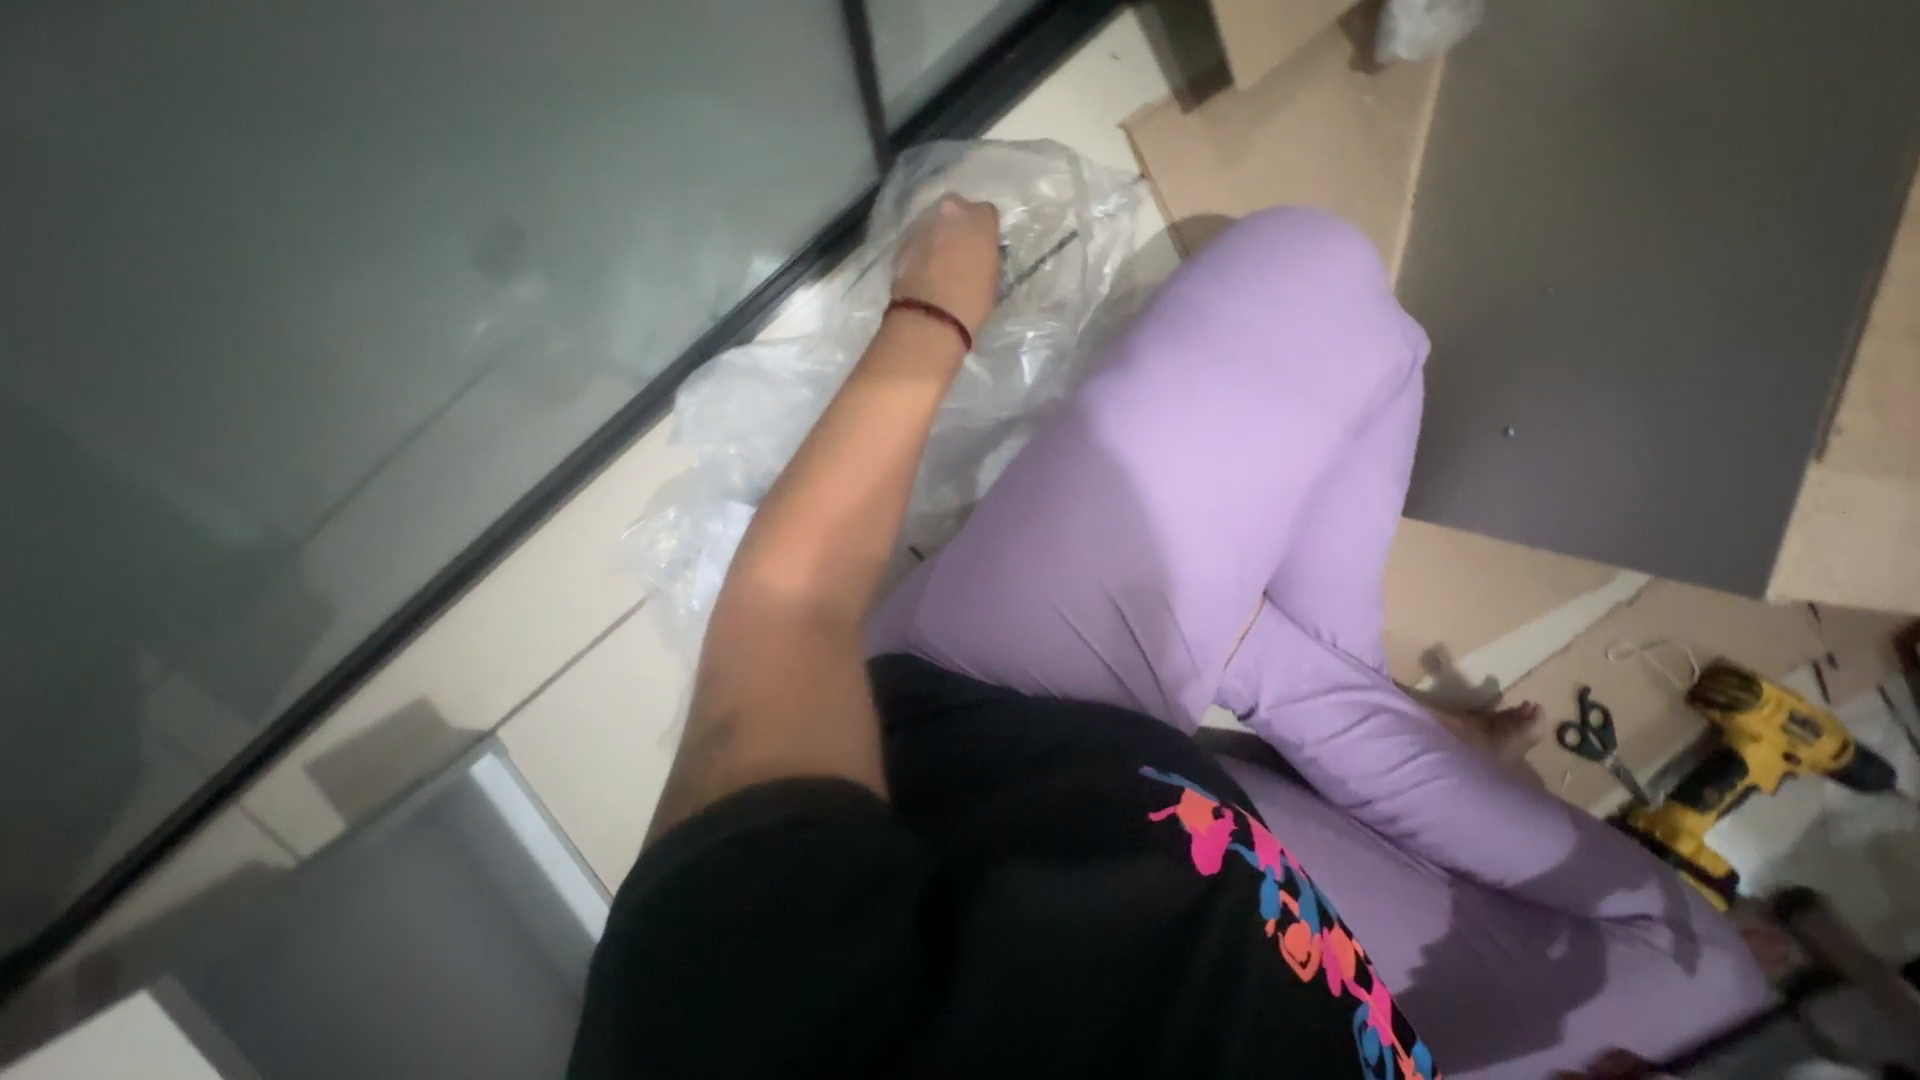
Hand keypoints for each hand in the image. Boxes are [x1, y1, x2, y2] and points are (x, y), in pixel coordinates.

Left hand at [891, 194, 1000, 338]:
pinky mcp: (901, 241)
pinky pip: (915, 240)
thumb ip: (986, 255)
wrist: (929, 317)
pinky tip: (922, 270)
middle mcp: (950, 210)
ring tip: (937, 262)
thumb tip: (977, 255)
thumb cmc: (972, 300)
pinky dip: (919, 249)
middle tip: (959, 250)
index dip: (984, 231)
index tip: (982, 247)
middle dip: (957, 226)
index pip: (986, 214)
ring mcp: (922, 223)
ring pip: (932, 222)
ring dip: (936, 236)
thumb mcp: (992, 277)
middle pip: (955, 210)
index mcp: (979, 217)